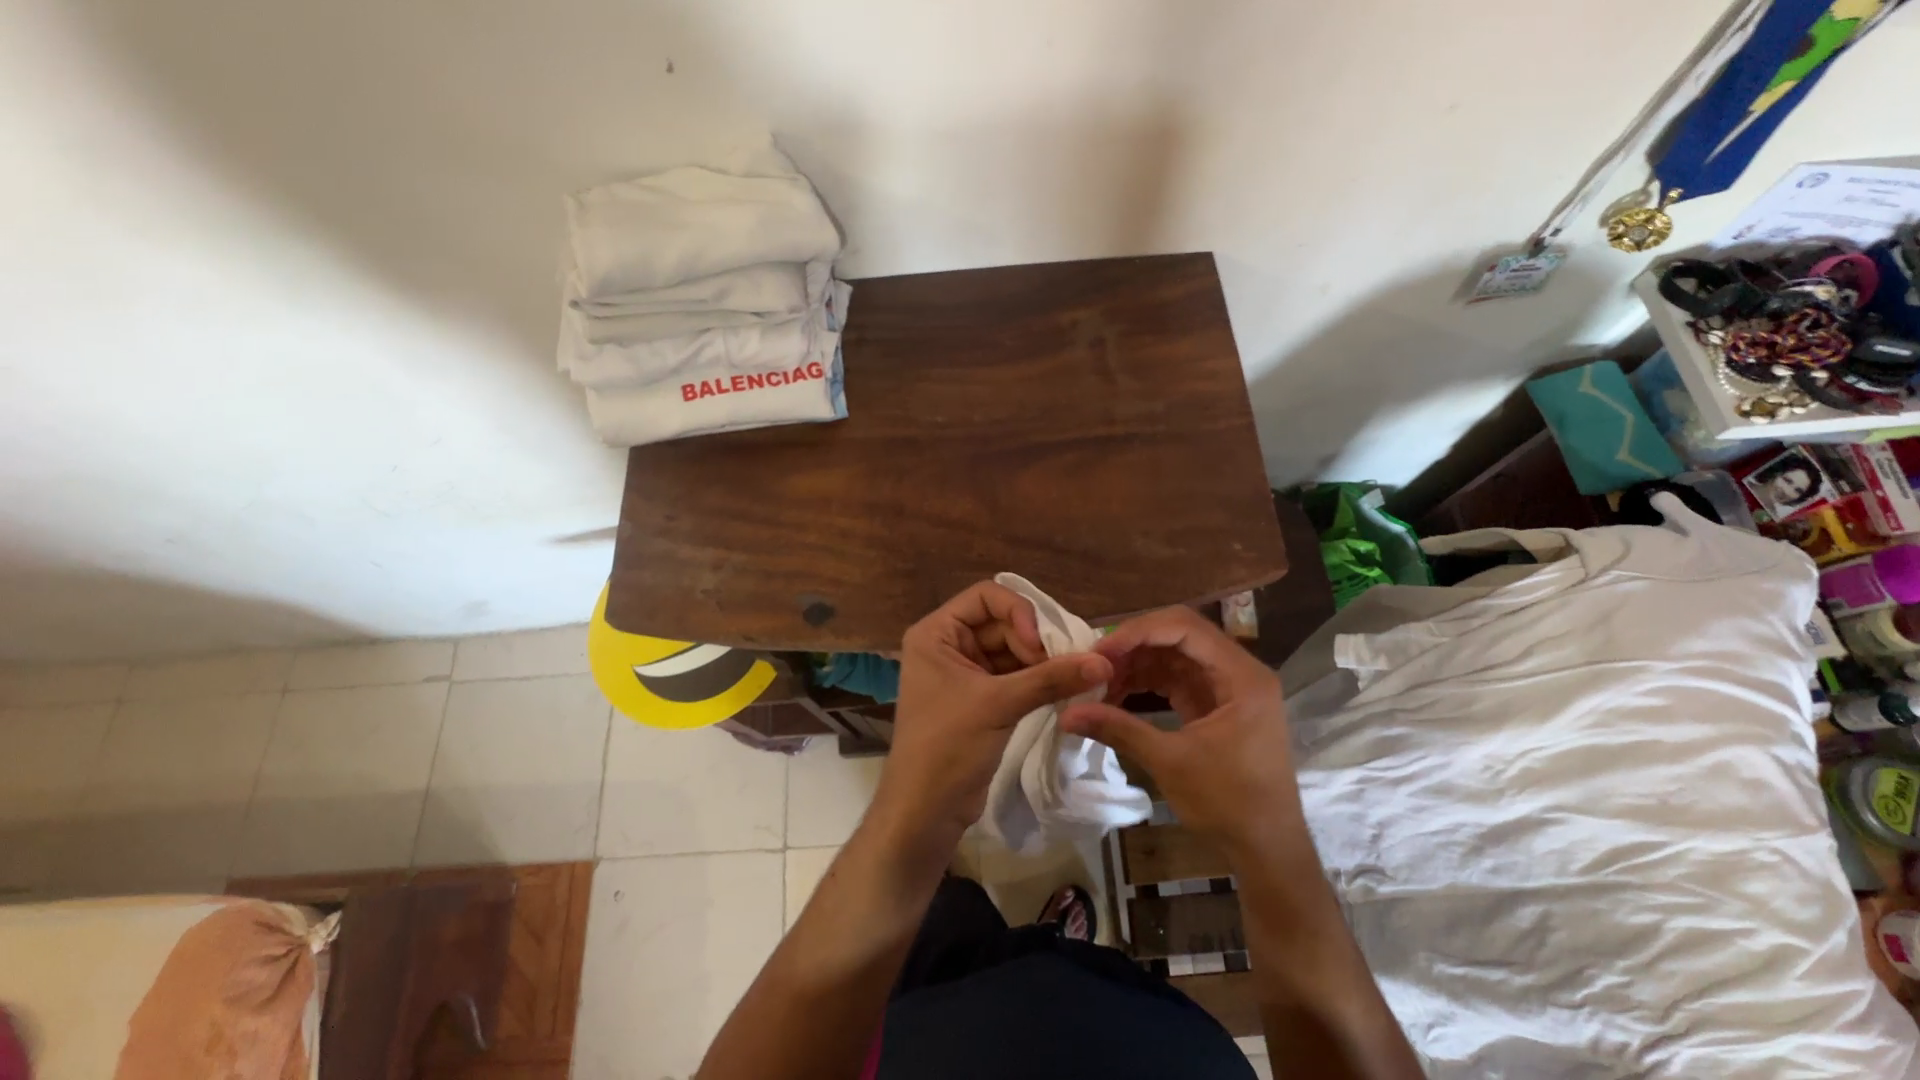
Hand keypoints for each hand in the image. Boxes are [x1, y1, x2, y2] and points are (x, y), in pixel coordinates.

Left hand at [874, 581, 1110, 839]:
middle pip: (1003, 623)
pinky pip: (1014, 677)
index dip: (1019, 612)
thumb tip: (1104, 662)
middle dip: (1035, 641)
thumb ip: (1051, 679)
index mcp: (936, 634)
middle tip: (1065, 667)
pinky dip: (1038, 682)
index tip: (1040, 647)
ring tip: (1071, 680)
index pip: (985, 596)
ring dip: (1041, 663)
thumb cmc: (948, 747)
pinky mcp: (981, 701)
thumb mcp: (998, 706)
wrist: (925, 810)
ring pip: (1013, 651)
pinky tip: (1063, 692)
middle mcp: (948, 647)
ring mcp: (964, 675)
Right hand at [1059, 606, 1302, 857]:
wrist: (1267, 849)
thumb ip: (1119, 729)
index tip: (1099, 651)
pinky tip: (1116, 694)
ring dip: (1137, 665)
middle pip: (1180, 637)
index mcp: (1242, 676)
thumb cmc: (1229, 803)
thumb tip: (1065, 714)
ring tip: (1098, 683)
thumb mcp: (1170, 762)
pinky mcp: (1218, 707)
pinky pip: (1179, 680)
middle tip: (1093, 663)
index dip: (1138, 632)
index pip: (1185, 628)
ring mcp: (1230, 690)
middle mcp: (1240, 672)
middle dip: (1134, 647)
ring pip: (1176, 658)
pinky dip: (1148, 684)